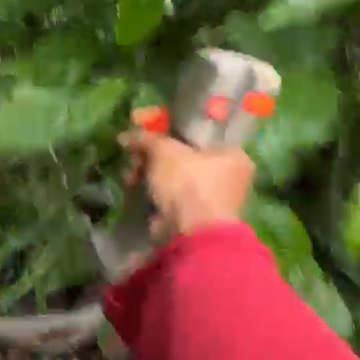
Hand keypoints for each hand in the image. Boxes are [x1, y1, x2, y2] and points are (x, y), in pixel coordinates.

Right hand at [121, 114, 255, 239]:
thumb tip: (127, 135)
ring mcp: (211, 193)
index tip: (143, 132)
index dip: (167, 130)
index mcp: (232, 153)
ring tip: (131, 176)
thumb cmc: (188, 183)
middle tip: (132, 156)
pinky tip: (135, 187)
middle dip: (150, 155)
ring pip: (170, 173)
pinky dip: (151, 188)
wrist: (191, 230)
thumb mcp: (164, 151)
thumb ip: (147, 138)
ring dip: (146, 171)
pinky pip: (168, 190)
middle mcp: (227, 172)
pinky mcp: (193, 210)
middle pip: (180, 154)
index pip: (197, 134)